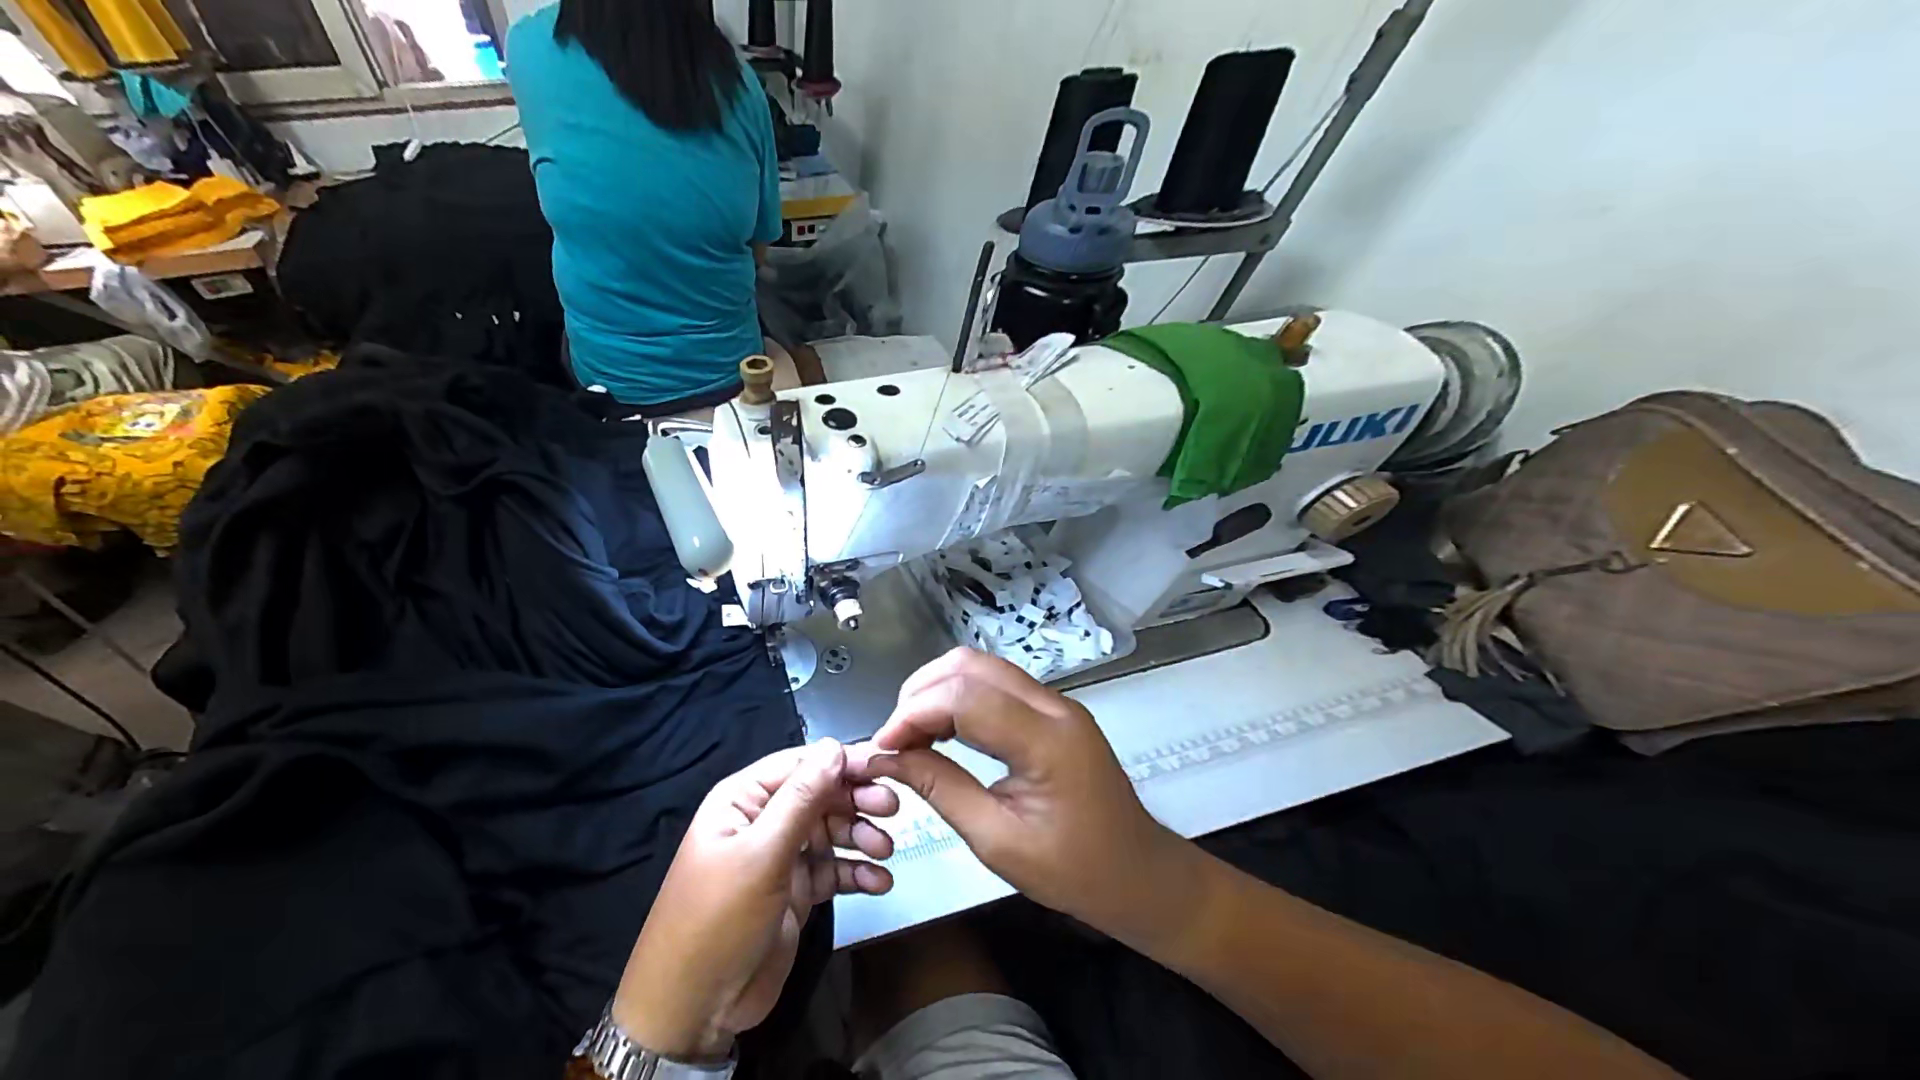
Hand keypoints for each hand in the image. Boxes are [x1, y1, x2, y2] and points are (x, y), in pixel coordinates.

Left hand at [612, 740, 897, 1060]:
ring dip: (862, 837)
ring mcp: (781, 858)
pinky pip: (834, 870)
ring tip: (885, 851)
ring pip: (832, 832)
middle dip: (857, 801)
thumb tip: (835, 747)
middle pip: (821, 796)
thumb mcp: (761, 855)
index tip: (883, 767)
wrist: (694, 1012)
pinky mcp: (796, 892)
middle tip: (891, 810)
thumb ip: (801, 799)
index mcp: (745, 800)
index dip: (843, 763)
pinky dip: (857, 873)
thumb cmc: (718, 920)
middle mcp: (764, 821)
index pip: (802, 764)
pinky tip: (879, 883)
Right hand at [853, 648, 1204, 950]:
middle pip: (972, 665)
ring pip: (984, 667)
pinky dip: (962, 697)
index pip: (965, 697)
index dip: (914, 713)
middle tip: (894, 737)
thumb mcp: (997, 841)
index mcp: (1047, 740)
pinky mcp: (1055, 711)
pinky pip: (999, 685)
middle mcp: (1054, 707)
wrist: (1138, 873)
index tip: (883, 747)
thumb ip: (940, 789)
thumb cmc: (1073, 870)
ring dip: (939, 690)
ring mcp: (1058, 704)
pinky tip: (943, 729)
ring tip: (911, 733)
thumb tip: (887, 757)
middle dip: (921, 691)